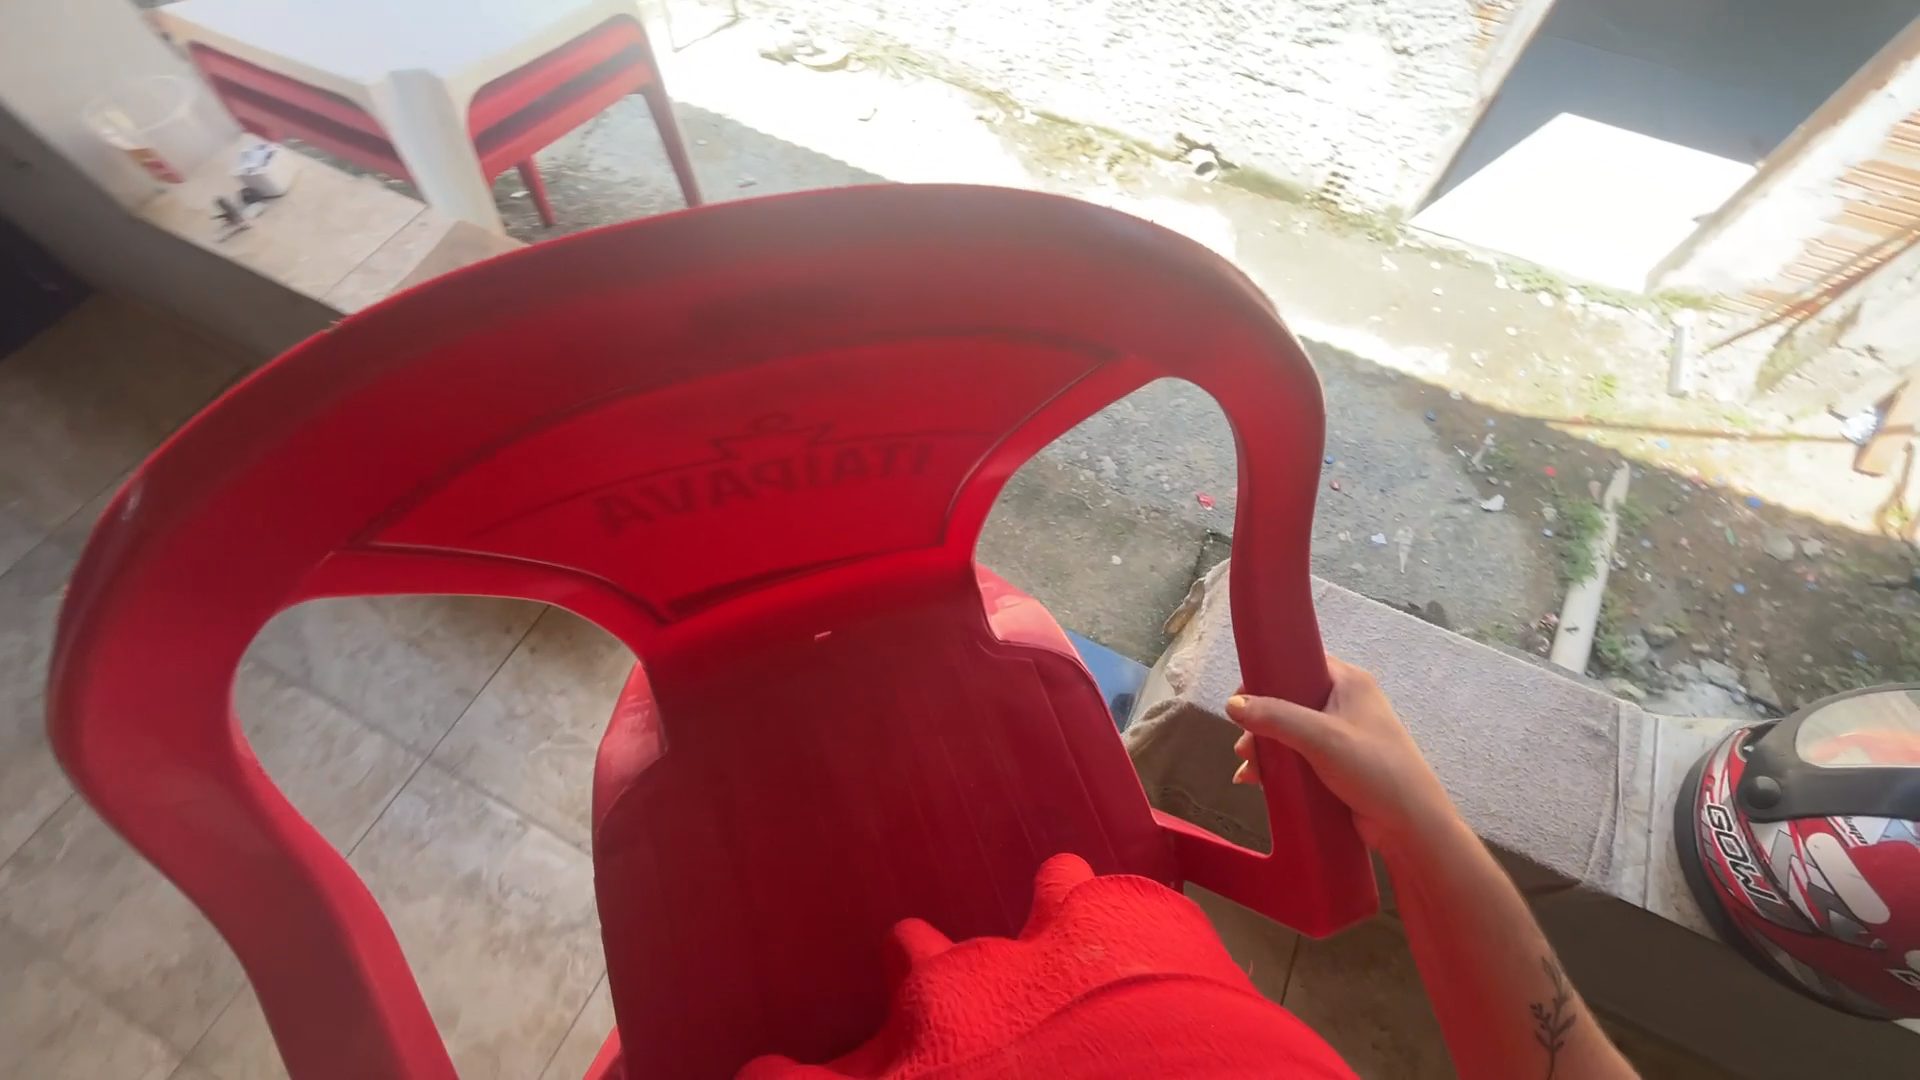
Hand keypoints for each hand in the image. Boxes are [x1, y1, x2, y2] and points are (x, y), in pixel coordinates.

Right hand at [1227, 653, 1457, 852]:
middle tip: (1245, 745)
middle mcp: (1345, 703)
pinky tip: (1257, 781)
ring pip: (1288, 730)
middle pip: (1287, 699)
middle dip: (1260, 722)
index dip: (1267, 675)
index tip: (1241, 697)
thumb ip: (1274, 717)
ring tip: (1249, 769)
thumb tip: (1231, 705)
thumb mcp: (1320, 738)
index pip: (1299, 661)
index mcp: (1349, 683)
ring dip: (1264, 747)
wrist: (1412, 829)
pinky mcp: (1337, 763)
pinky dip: (1277, 764)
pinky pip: (1297, 754)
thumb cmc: (1374, 771)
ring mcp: (1341, 735)